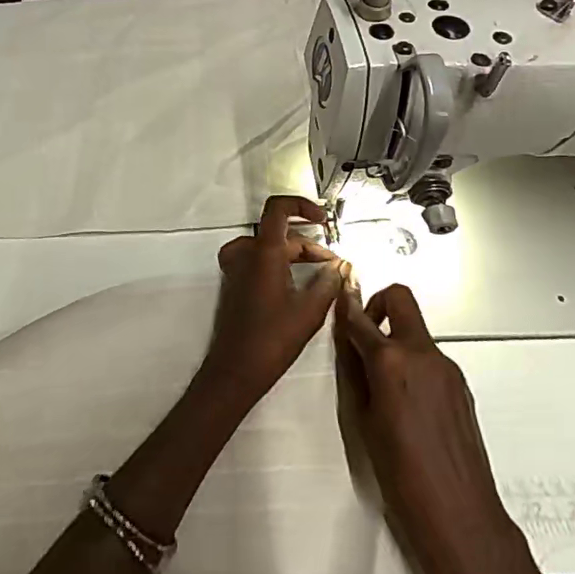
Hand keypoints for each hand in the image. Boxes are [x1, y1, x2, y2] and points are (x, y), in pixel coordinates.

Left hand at [197, 196, 347, 408]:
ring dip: (295, 255)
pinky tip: (297, 286)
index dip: (301, 205)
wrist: (236, 369)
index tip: (322, 218)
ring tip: (320, 275)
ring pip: (270, 248)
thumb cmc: (271, 339)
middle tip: (332, 265)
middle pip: (280, 233)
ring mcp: (237, 268)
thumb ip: (328, 283)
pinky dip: (280, 264)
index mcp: (263, 253)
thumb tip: (339, 266)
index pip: (278, 209)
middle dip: (309, 244)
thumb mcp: (310, 310)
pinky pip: (259, 261)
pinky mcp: (235, 283)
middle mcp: (246, 254)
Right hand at [336, 284, 545, 573]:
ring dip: (396, 336)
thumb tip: (350, 346)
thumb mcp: (363, 418)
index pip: (361, 316)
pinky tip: (401, 393)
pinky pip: (430, 357)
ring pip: (416, 330)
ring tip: (378, 372)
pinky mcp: (460, 385)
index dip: (345, 305)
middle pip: (400, 298)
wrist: (457, 513)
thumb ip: (357, 371)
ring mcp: (447, 369)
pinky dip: (412, 360)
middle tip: (362, 323)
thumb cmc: (406, 477)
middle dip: (377, 303)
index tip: (339, 299)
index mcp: (392, 362)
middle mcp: (424, 356)